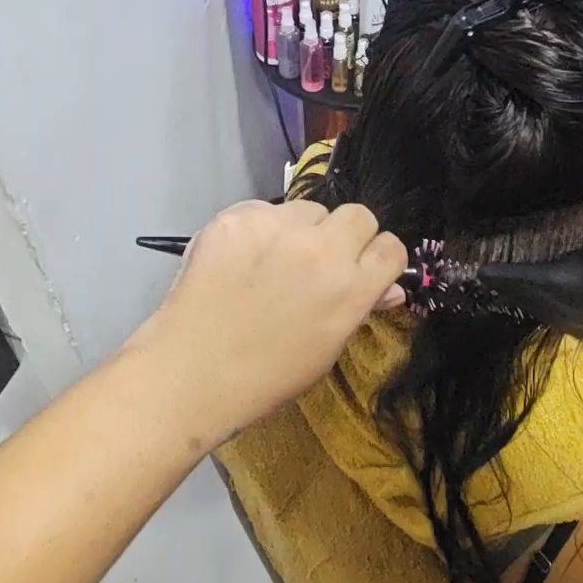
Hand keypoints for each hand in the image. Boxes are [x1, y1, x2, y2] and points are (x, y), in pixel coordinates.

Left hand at [127, 200, 406, 444]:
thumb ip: (359, 307)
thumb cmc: (266, 375)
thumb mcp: (326, 349)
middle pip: (357, 215)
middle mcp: (321, 249)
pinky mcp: (238, 217)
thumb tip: (390, 287)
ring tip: (272, 261)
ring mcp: (277, 228)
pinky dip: (259, 228)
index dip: (377, 257)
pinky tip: (240, 258)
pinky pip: (264, 209)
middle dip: (346, 235)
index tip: (362, 267)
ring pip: (309, 208)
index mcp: (350, 288)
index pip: (391, 247)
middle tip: (319, 260)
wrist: (191, 371)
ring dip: (301, 229)